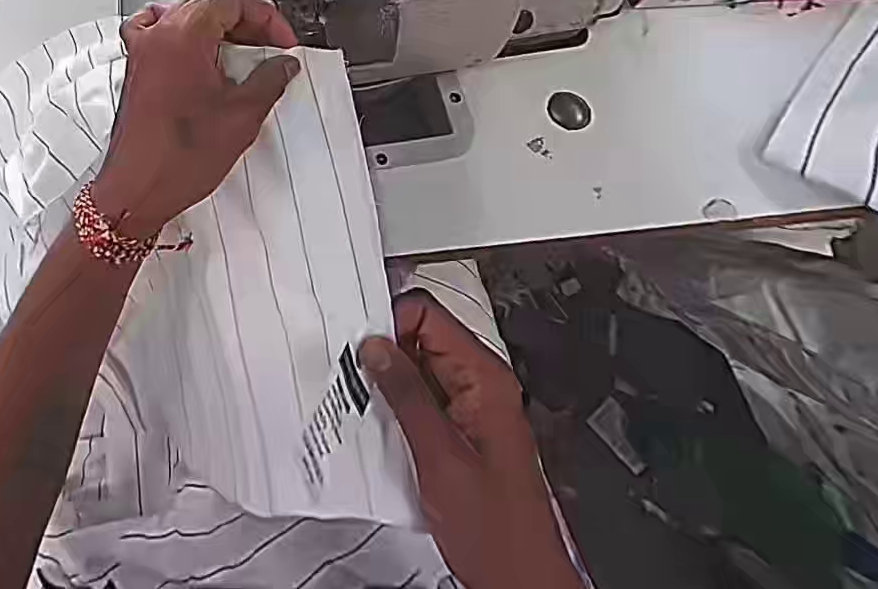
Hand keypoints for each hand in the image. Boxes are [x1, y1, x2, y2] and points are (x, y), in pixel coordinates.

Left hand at [91, 0, 300, 239]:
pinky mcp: (138, 68)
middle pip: (212, 3)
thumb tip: (283, 65)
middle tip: (271, 48)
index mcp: (185, 36)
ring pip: (189, 15)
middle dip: (248, 22)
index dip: (267, 17)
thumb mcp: (242, 115)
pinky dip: (184, 34)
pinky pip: (159, 31)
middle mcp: (159, 34)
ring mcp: (144, 49)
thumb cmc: (176, 159)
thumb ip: (269, 79)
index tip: (282, 42)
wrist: (136, 190)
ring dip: (221, 28)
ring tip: (244, 54)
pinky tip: (199, 52)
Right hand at [359, 292, 580, 588]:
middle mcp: (481, 381)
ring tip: (368, 402)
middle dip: (386, 350)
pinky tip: (384, 423)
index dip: (391, 322)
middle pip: (422, 334)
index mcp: (484, 376)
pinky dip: (398, 401)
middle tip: (358, 372)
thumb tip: (376, 348)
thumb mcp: (438, 456)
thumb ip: (405, 395)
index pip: (428, 315)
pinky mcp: (459, 423)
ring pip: (419, 364)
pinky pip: (422, 393)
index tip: (363, 344)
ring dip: (390, 378)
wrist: (520, 581)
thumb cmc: (496, 531)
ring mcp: (470, 401)